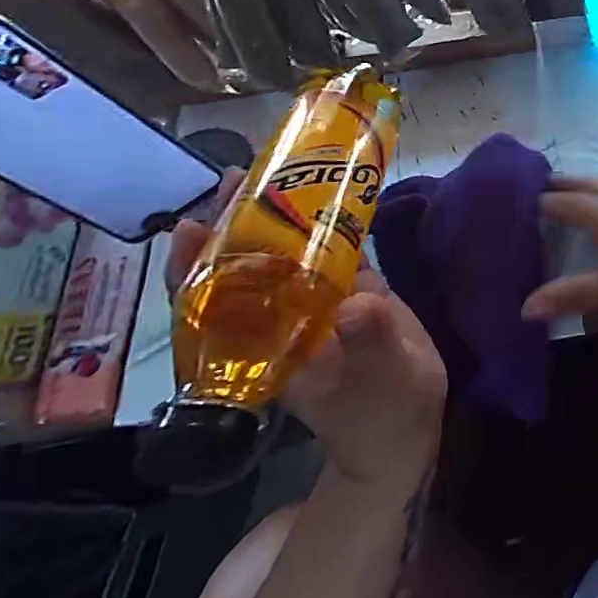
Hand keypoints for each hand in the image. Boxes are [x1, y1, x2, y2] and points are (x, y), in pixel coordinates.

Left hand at [166, 171, 447, 493]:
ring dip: (277, 215)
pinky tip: (330, 191)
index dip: (194, 271)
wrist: (408, 427)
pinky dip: (324, 222)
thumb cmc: (384, 413)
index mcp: (268, 348)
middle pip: (244, 270)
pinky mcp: (345, 291)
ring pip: (284, 256)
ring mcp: (313, 304)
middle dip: (235, 224)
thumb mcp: (383, 378)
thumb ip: (370, 341)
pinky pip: (326, 252)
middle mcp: (280, 322)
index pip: (214, 308)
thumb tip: (352, 304)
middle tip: (238, 177)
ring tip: (277, 170)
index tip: (189, 229)